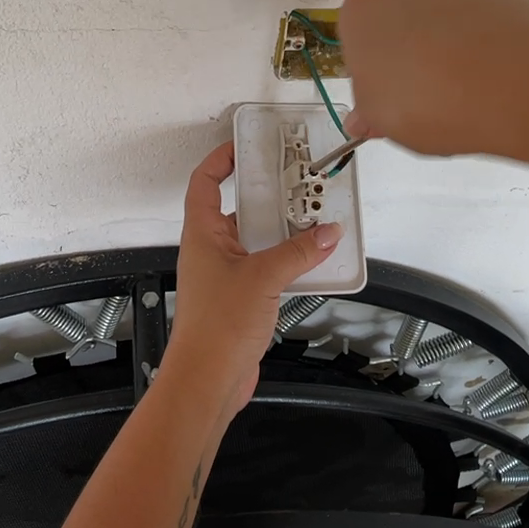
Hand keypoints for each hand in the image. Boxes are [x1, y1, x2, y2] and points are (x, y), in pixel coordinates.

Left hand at [167, 142, 341, 414]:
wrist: (209, 380)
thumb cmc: (217, 327)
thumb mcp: (263, 278)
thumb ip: (298, 253)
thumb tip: (326, 233)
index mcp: (203, 234)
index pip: (203, 183)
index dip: (220, 160)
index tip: (244, 147)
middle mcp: (211, 250)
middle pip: (236, 209)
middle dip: (265, 196)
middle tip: (294, 183)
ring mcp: (224, 274)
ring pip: (254, 240)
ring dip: (281, 231)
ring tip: (312, 219)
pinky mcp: (240, 297)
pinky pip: (265, 267)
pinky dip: (286, 261)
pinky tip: (311, 261)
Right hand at [340, 0, 528, 156]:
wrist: (518, 84)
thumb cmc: (431, 101)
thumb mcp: (384, 122)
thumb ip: (369, 114)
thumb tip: (364, 120)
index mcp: (363, 10)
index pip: (358, 38)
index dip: (374, 72)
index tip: (390, 98)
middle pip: (402, 18)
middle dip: (412, 50)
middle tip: (428, 96)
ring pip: (447, 15)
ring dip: (453, 43)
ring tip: (471, 90)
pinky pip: (488, 17)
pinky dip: (491, 41)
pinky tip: (501, 77)